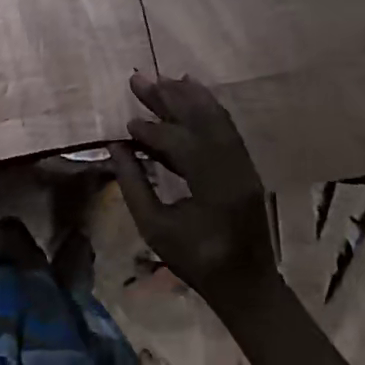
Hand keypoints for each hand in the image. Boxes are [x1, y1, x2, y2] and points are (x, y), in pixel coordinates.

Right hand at [109, 73, 275, 301]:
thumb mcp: (155, 229)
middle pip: (200, 123)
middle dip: (168, 99)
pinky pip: (226, 127)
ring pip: (216, 119)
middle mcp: (235, 171)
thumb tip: (115, 146)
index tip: (128, 125)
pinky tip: (190, 88)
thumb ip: (134, 185)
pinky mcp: (246, 166)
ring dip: (187, 96)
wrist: (248, 286)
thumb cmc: (197, 260)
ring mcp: (244, 167)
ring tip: (161, 78)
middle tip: (138, 79)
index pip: (181, 146)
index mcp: (214, 191)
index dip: (152, 133)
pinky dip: (207, 105)